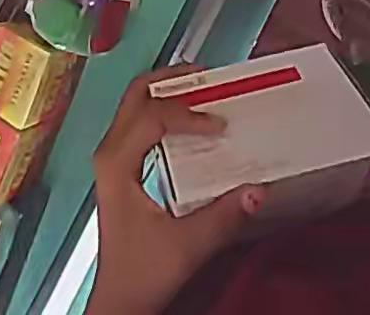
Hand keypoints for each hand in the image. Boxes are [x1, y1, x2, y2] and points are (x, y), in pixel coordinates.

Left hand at [89, 67, 265, 314]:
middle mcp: (109, 149)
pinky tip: (189, 115)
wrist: (119, 302)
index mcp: (117, 162)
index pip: (153, 117)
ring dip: (167, 88)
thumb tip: (259, 188)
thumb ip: (222, 217)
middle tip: (208, 77)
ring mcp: (111, 154)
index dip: (189, 116)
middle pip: (137, 93)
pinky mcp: (119, 162)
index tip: (220, 125)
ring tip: (202, 87)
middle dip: (172, 79)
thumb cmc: (144, 273)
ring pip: (135, 100)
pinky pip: (138, 117)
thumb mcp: (186, 247)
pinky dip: (163, 105)